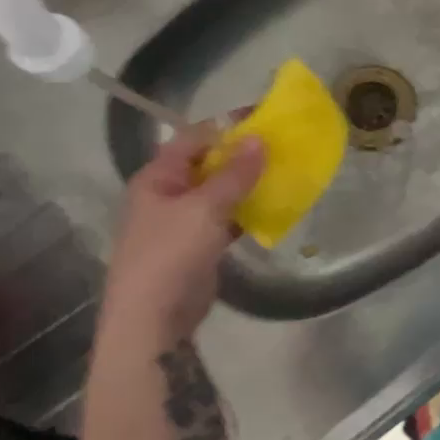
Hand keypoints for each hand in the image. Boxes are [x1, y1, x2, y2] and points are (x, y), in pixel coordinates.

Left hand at [105, 125, 265, 339]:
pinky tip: (275, 209)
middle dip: (243, 155)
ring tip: (286, 174)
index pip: (193, 139)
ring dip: (249, 184)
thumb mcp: (204, 209)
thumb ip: (234, 174)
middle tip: (283, 147)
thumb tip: (259, 138)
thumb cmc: (170, 255)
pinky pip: (227, 219)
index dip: (226, 127)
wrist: (153, 319)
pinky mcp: (199, 246)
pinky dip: (248, 212)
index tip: (265, 119)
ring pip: (220, 192)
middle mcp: (167, 195)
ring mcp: (183, 222)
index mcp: (157, 178)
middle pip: (208, 164)